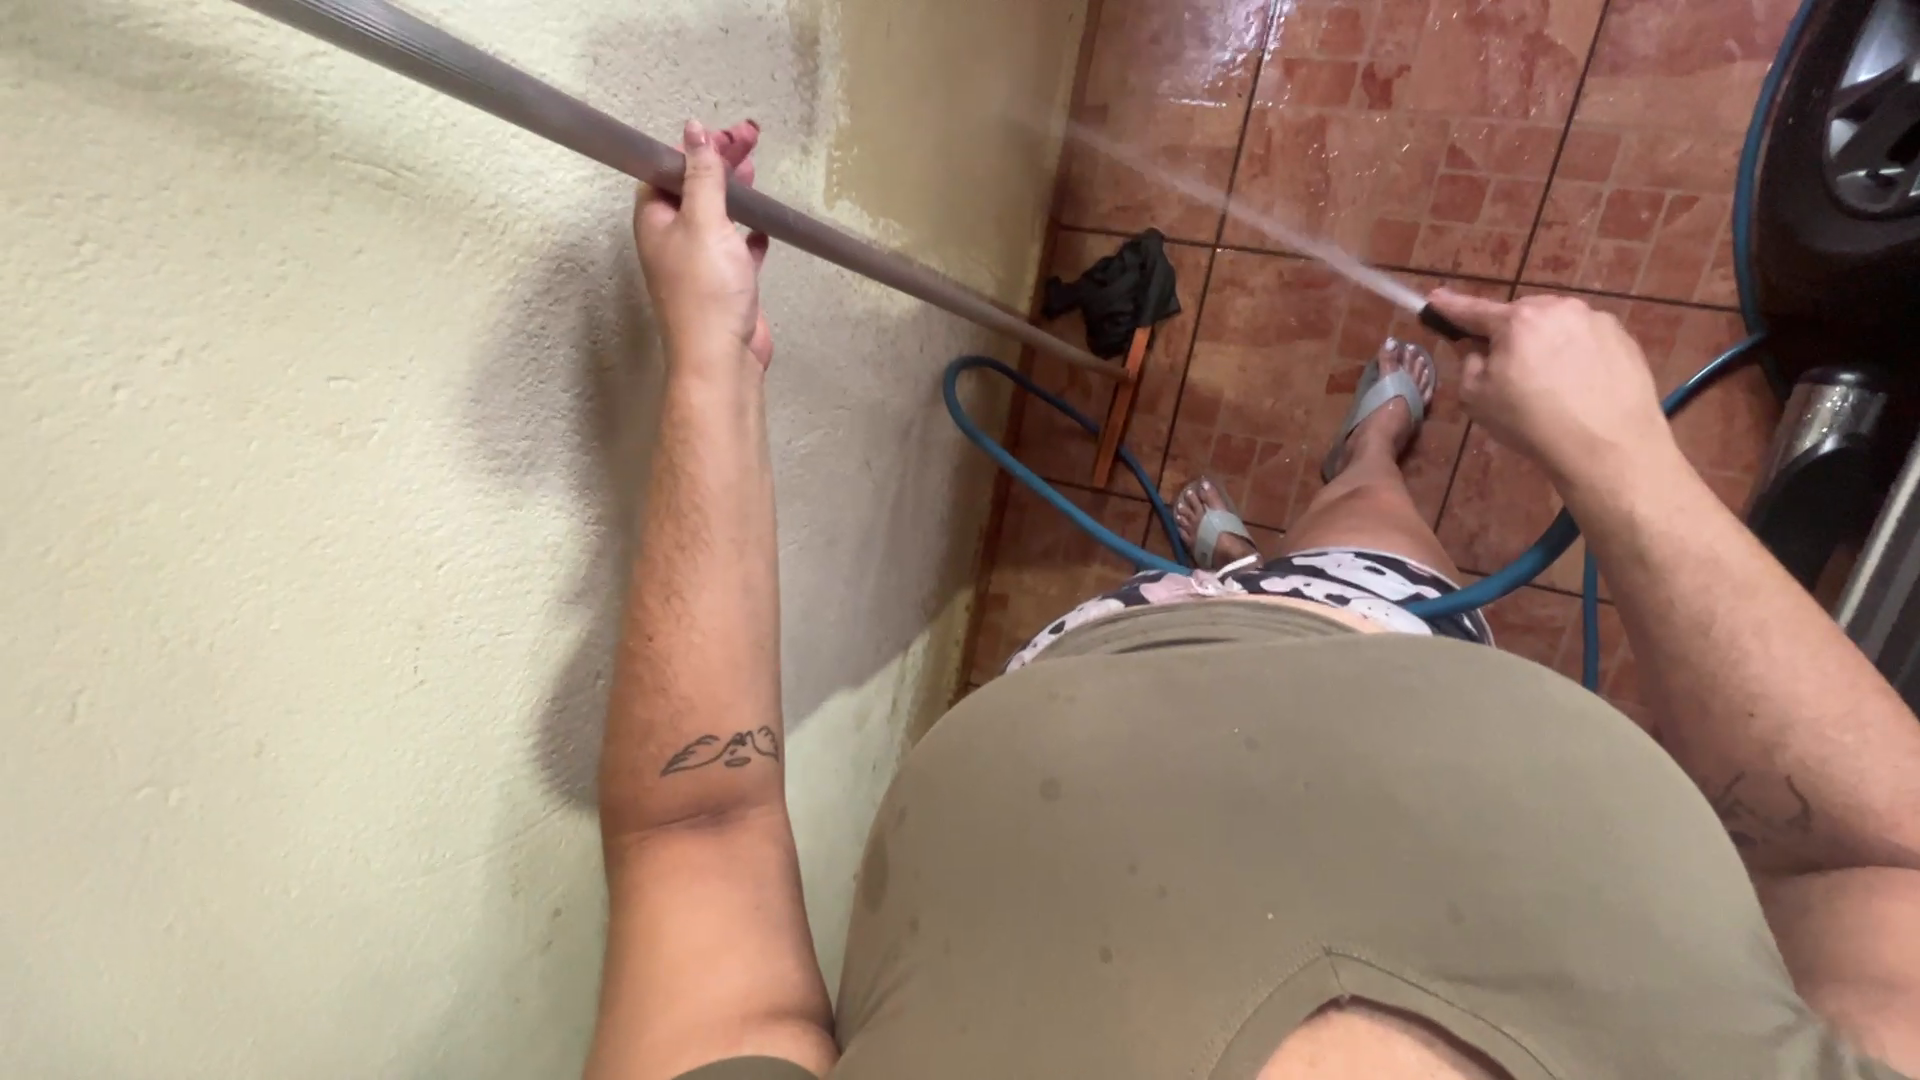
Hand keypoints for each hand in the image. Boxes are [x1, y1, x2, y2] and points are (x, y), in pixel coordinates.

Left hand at [635, 119, 772, 370]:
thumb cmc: (707, 292)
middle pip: (696, 188)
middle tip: (751, 140)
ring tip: (756, 171)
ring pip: (717, 215)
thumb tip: (695, 132)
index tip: (728, 134)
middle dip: (721, 163)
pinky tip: (763, 228)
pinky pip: (736, 249)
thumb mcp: (704, 221)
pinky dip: (749, 234)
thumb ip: (702, 176)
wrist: (722, 356)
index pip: (670, 168)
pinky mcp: (726, 284)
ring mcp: (700, 263)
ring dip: (736, 193)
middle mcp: (673, 238)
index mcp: (656, 220)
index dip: (697, 147)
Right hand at [1428, 288, 1679, 487]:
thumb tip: (1479, 350)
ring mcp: (1596, 320)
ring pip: (1553, 323)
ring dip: (1540, 341)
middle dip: (1505, 331)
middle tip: (1502, 366)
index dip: (1449, 306)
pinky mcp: (1623, 338)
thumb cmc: (1529, 420)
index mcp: (1517, 321)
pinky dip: (1571, 353)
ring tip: (1543, 380)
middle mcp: (1559, 309)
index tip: (1433, 299)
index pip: (1473, 309)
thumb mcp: (1475, 397)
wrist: (1606, 442)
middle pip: (1519, 314)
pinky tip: (1572, 384)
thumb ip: (1468, 363)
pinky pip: (1583, 337)